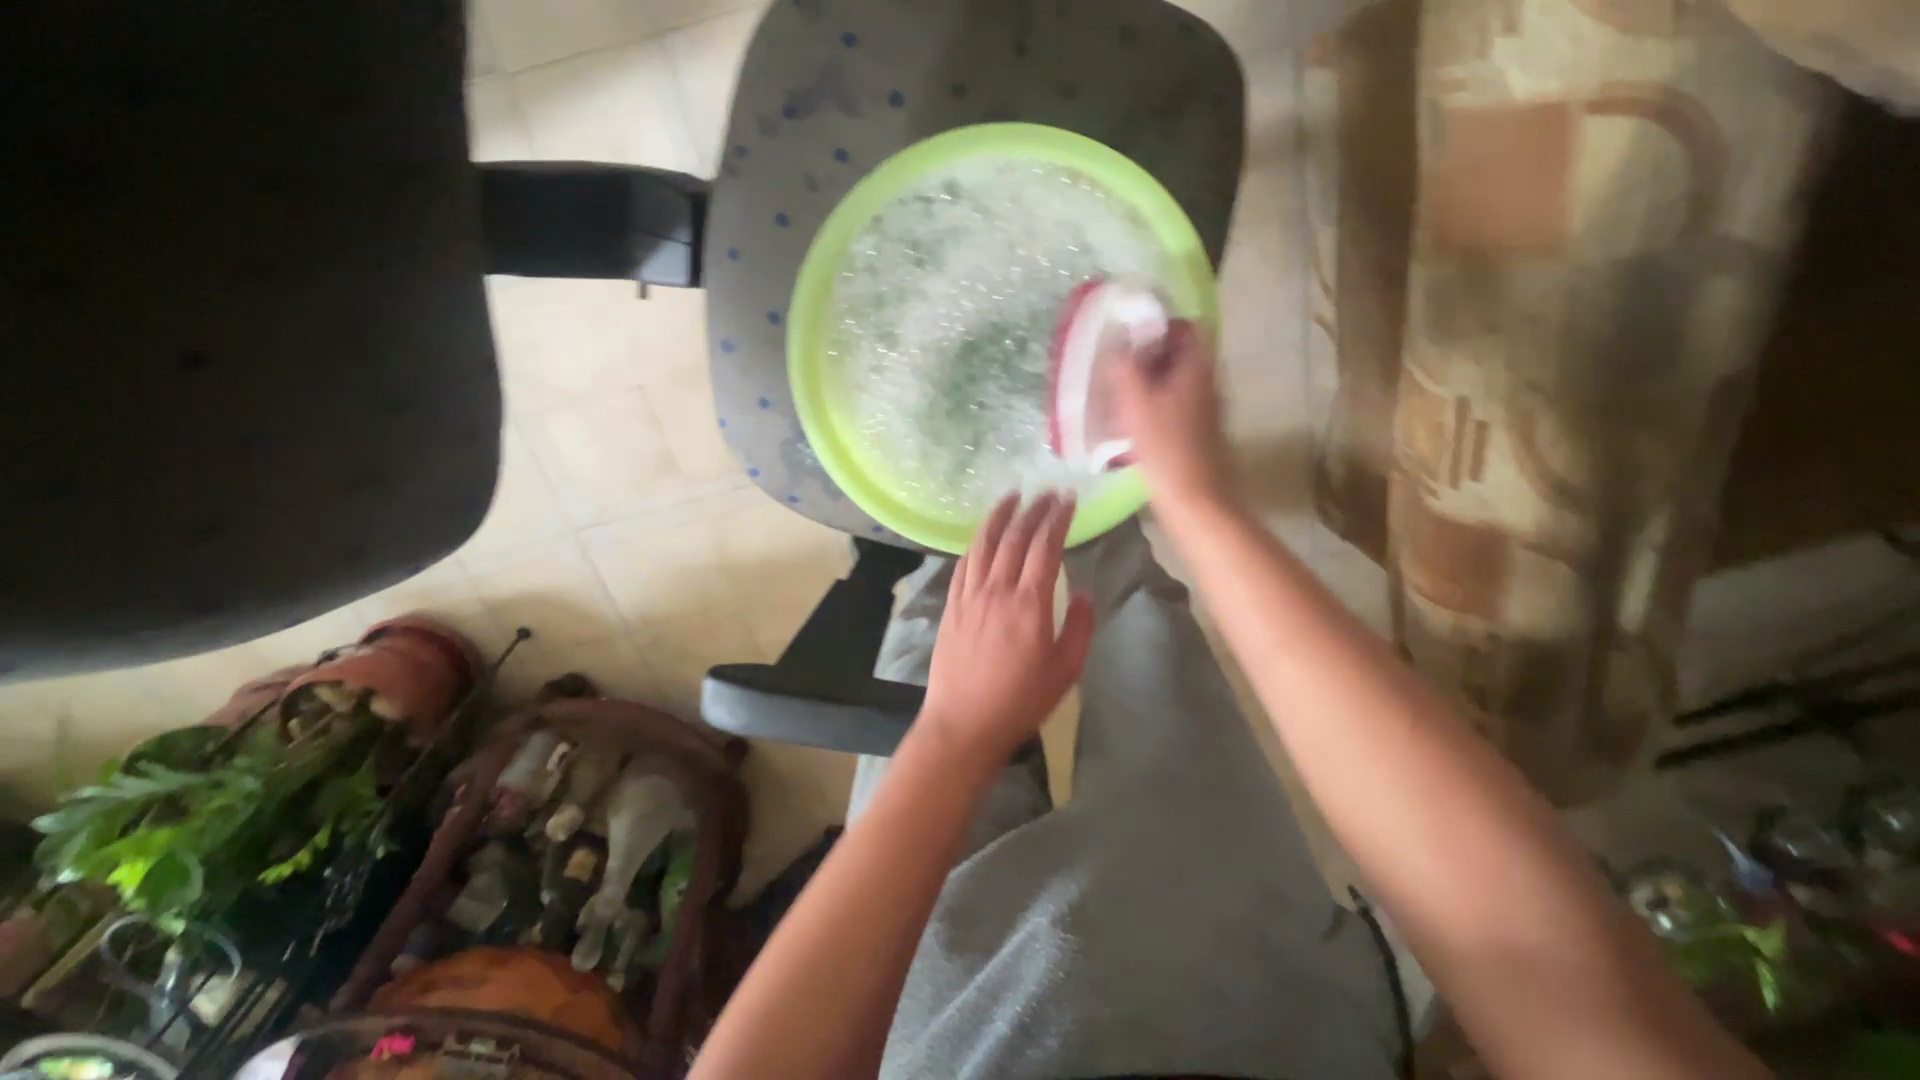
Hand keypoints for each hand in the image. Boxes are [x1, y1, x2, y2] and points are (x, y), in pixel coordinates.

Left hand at [921, 494, 1095, 758]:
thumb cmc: (1021, 701)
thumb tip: (1082, 592)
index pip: (1045, 547)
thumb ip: (1078, 627)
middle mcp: (997, 590)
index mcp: (1030, 603)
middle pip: (1015, 538)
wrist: (964, 724)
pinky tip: (981, 538)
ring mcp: (969, 597)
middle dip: (1033, 510)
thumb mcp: (1065, 670)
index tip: (1067, 499)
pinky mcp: (951, 608)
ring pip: (983, 544)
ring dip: (999, 517)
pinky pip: (963, 565)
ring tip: (1011, 497)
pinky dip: (975, 544)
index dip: (1057, 519)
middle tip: (1046, 492)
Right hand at [1111, 320, 1232, 509]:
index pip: (1185, 327)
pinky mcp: (1200, 432)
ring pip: (1175, 382)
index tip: (1128, 338)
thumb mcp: (1135, 402)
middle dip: (1147, 357)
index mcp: (1197, 367)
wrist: (1196, 501)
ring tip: (1117, 395)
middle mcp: (1209, 381)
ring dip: (1148, 384)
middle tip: (1116, 367)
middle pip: (1179, 355)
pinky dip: (1154, 406)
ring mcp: (1207, 408)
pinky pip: (1175, 405)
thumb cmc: (1166, 449)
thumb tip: (1117, 340)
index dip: (1156, 326)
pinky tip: (1130, 425)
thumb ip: (1125, 365)